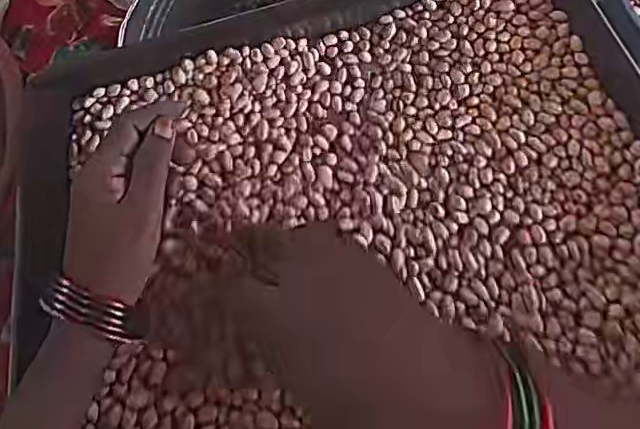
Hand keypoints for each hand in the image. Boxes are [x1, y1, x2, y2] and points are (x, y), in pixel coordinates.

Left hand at [64, 101, 183, 302]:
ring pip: (134, 162)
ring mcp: (97, 193)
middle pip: (131, 140)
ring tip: (177, 188)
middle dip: (163, 142)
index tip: (185, 111)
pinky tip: (165, 204)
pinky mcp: (104, 209)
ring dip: (160, 167)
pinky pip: (131, 184)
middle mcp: (93, 175)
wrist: (94, 313)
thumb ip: (154, 162)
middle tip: (190, 156)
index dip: (157, 112)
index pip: (128, 123)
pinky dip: (151, 186)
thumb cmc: (119, 263)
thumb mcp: (144, 209)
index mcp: (97, 169)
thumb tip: (165, 124)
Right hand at [223, 225, 498, 428]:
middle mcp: (300, 273)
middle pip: (262, 242)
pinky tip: (322, 264)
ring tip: (277, 251)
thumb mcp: (299, 386)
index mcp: (274, 314)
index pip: (231, 288)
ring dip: (284, 241)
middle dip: (246, 244)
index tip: (212, 290)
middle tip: (235, 247)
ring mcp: (335, 258)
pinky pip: (330, 240)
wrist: (427, 388)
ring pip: (297, 233)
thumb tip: (260, 337)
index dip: (219, 288)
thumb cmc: (356, 407)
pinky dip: (319, 248)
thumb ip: (273, 349)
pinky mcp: (365, 256)